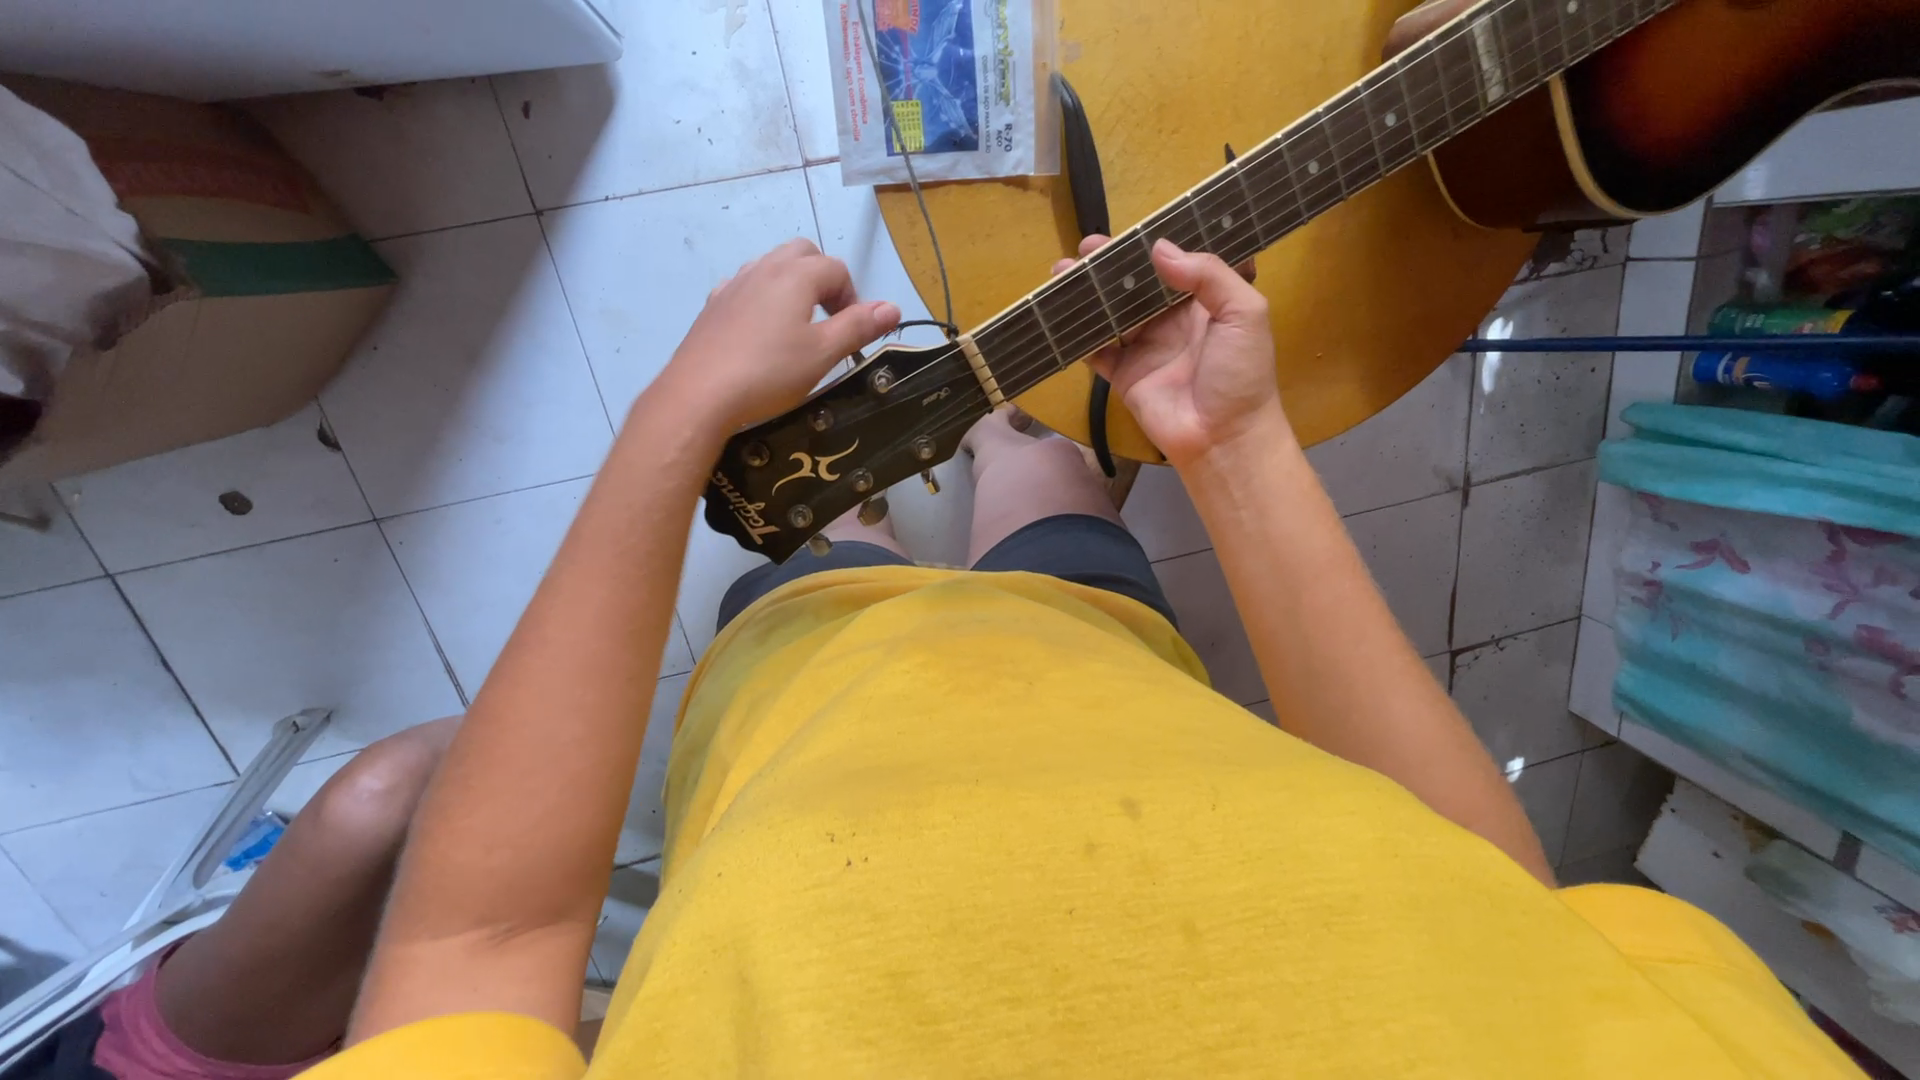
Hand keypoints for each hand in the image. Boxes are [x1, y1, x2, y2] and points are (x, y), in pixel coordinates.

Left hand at [657, 238, 900, 432]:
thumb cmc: (770, 373)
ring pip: (771, 267)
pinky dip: (763, 298)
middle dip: (823, 278)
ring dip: (793, 286)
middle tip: (829, 319)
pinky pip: (746, 287)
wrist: (700, 395)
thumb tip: (893, 307)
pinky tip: (761, 332)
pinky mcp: (713, 306)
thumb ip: (858, 327)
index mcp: (795, 275)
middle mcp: (763, 269)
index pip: (837, 269)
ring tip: (797, 326)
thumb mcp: (823, 354)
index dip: (853, 297)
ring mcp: (734, 285)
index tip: (853, 332)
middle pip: (803, 253)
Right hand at [1062, 237, 1288, 468]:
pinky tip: (1061, 315)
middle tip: (1084, 247)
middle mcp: (1170, 321)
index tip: (1126, 231)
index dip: (1149, 247)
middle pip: (1134, 286)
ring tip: (1061, 272)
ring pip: (1111, 313)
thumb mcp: (1244, 313)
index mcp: (1203, 302)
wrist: (1223, 437)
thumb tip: (1158, 248)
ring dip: (1087, 295)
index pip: (1173, 265)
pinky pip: (1097, 351)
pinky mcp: (1124, 375)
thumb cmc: (1241, 374)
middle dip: (1109, 266)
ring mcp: (1145, 348)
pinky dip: (1079, 336)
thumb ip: (1208, 275)